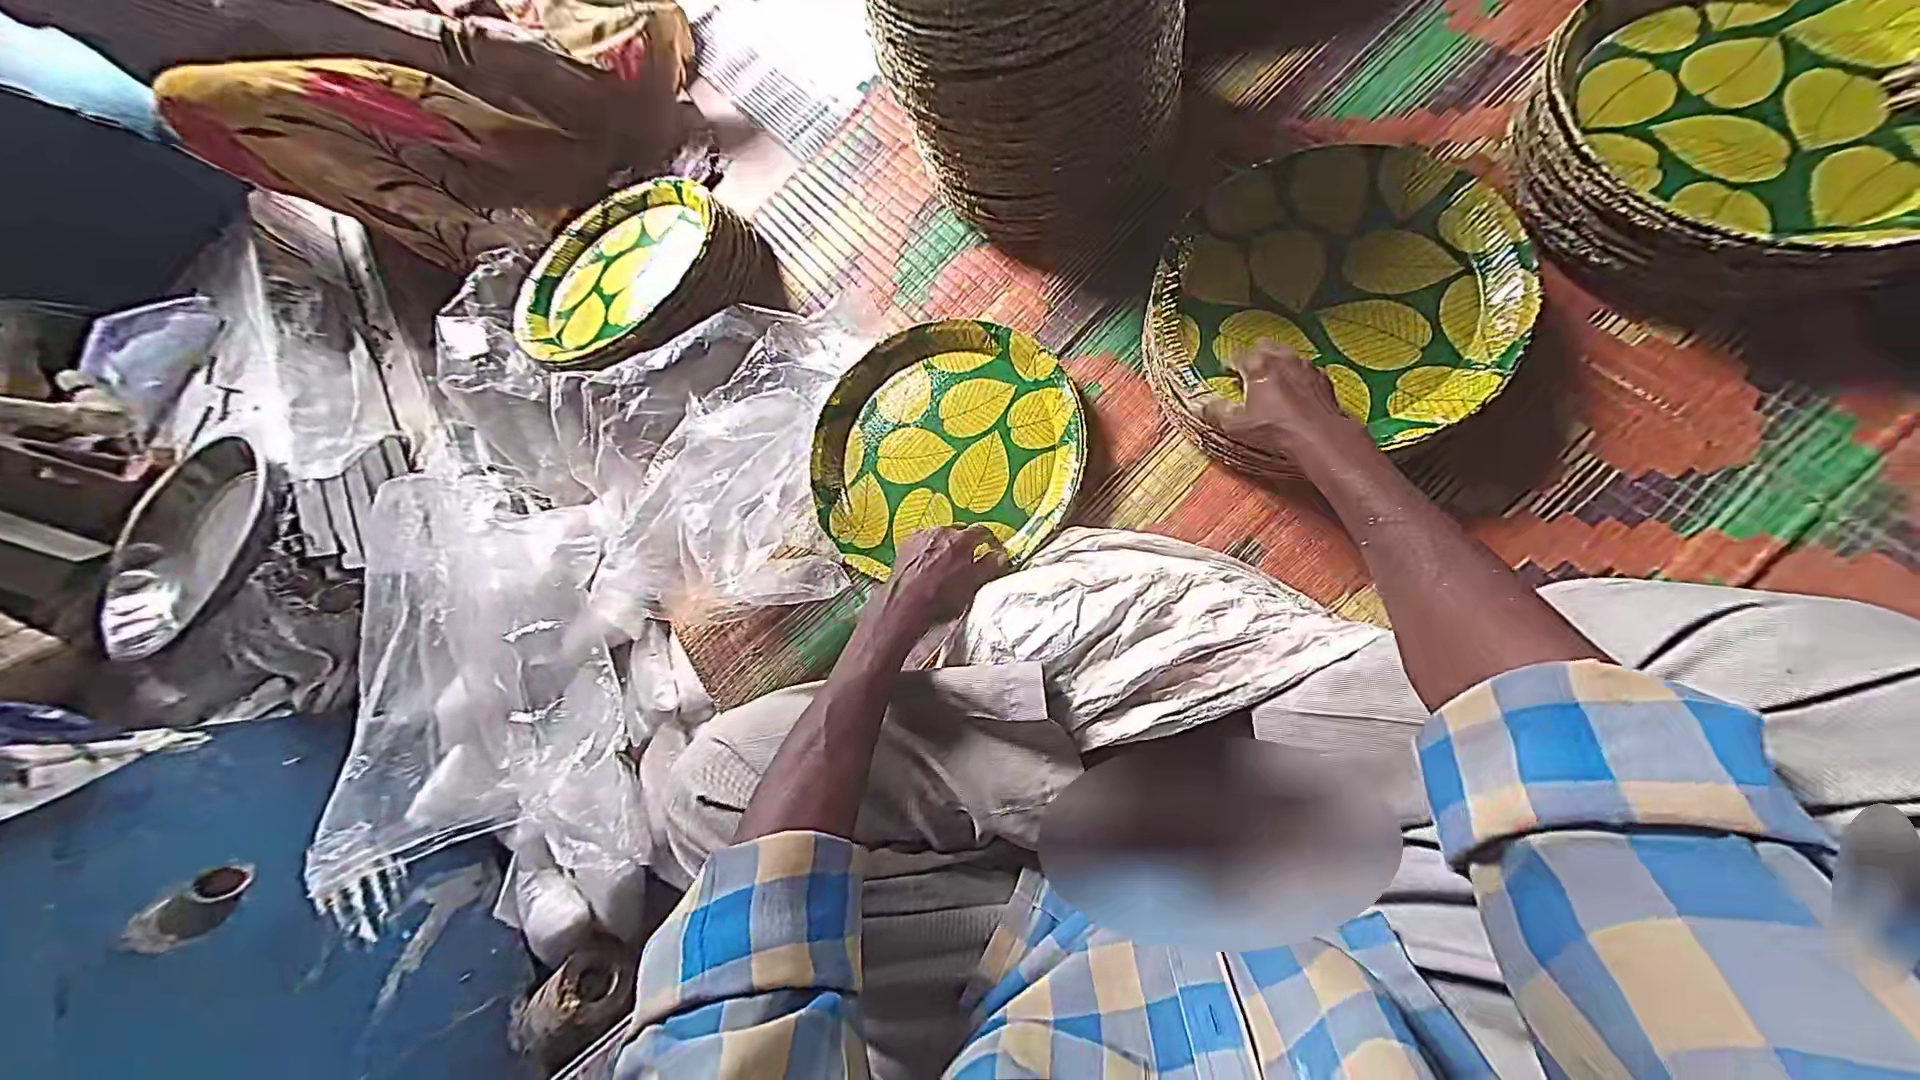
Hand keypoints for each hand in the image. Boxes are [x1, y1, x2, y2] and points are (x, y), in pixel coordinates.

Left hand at [878, 524, 1008, 630]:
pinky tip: (929, 569)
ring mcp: (922, 537)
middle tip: (971, 563)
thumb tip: (1000, 557)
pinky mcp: (906, 545)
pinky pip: (924, 543)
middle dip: (968, 545)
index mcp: (961, 540)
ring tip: (947, 569)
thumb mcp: (972, 585)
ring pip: (941, 537)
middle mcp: (941, 532)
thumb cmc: (938, 598)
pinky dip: (930, 551)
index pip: (983, 531)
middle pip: (961, 532)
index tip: (993, 552)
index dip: (991, 542)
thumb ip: (990, 567)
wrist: (905, 605)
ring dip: (947, 548)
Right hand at [1200, 343, 1368, 461]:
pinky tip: (1295, 393)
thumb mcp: (1235, 425)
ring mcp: (1306, 367)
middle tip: (1247, 372)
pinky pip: (1306, 371)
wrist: (1318, 436)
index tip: (1227, 372)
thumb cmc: (1277, 428)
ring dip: (1278, 365)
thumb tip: (1202, 406)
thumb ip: (1216, 411)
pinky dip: (1298, 378)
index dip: (1229, 365)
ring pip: (1287, 356)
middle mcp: (1283, 359)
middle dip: (1255, 357)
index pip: (1237, 356)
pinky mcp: (1323, 379)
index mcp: (1258, 366)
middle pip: (1264, 348)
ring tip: (1270, 382)